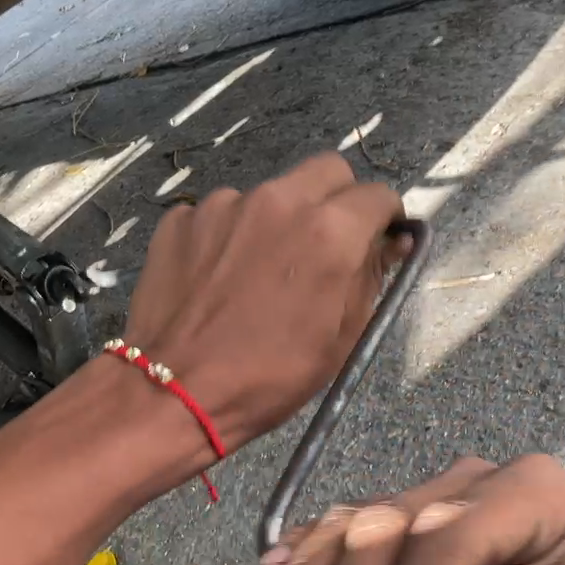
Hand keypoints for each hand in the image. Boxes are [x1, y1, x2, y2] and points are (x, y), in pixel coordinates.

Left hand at [126, 153, 404, 449]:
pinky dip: (227, 239)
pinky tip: (216, 281)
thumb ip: (369, 280)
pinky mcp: (181, 219)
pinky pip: (219, 216)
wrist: (174, 393)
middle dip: (337, 200)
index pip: (378, 196)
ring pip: (269, 195)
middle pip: (326, 172)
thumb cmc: (268, 379)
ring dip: (276, 222)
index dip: (384, 219)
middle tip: (325, 246)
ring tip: (258, 275)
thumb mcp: (339, 342)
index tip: (376, 241)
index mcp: (329, 232)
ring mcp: (223, 205)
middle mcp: (278, 201)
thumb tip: (390, 244)